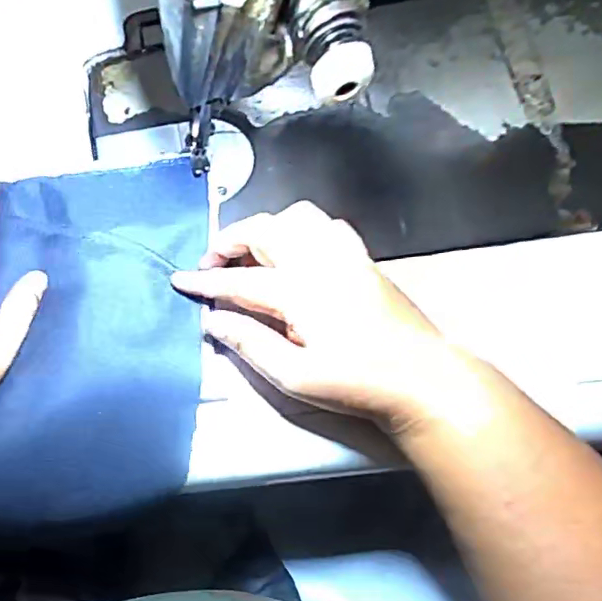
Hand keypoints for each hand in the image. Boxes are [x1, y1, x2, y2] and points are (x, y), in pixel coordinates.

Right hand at [171, 201, 473, 434]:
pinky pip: (326, 225)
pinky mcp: (363, 260)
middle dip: (231, 241)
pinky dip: (300, 230)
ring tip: (252, 254)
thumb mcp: (294, 377)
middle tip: (212, 265)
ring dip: (267, 229)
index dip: (205, 281)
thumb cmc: (356, 383)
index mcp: (300, 291)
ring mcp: (346, 255)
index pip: (240, 280)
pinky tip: (296, 254)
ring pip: (297, 217)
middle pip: (266, 230)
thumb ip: (250, 344)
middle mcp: (321, 261)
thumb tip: (214, 321)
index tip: (180, 281)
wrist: (421, 378)